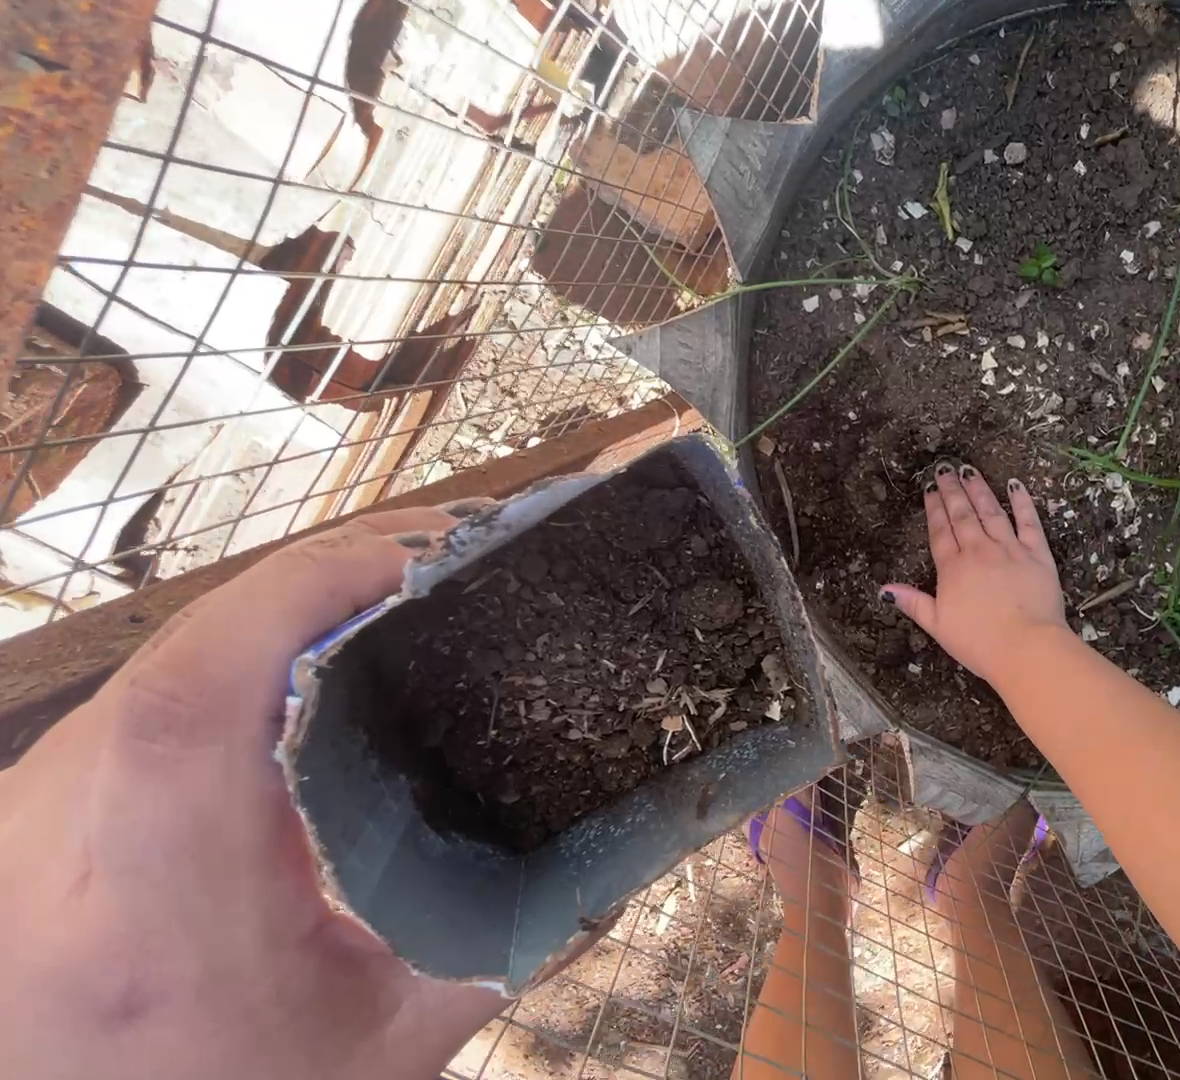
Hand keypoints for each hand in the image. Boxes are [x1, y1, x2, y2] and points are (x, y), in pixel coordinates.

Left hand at [0, 509, 503, 1079]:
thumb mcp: (403, 1034)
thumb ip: (518, 938)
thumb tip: (626, 847)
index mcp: (155, 914)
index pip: (197, 700)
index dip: (306, 594)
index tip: (428, 555)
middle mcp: (53, 843)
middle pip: (190, 645)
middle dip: (331, 570)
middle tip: (461, 552)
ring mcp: (30, 807)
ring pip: (174, 643)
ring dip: (298, 591)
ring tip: (417, 578)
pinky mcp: (39, 792)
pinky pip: (163, 671)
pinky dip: (260, 630)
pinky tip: (338, 637)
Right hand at [883, 463, 1070, 688]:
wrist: (1026, 648)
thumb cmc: (980, 643)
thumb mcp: (938, 626)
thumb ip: (913, 603)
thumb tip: (885, 589)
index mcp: (953, 569)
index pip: (940, 532)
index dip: (934, 509)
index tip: (929, 489)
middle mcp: (979, 551)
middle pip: (962, 515)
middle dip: (952, 490)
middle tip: (945, 469)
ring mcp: (1009, 549)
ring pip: (991, 511)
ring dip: (979, 489)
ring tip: (969, 470)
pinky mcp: (1037, 553)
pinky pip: (1029, 521)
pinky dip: (1022, 501)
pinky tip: (1014, 485)